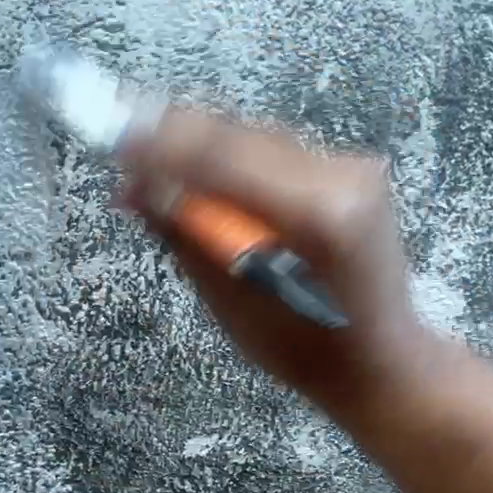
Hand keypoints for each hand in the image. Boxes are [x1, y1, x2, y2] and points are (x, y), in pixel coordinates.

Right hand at [119, 108, 435, 415]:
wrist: (379, 357)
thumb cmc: (303, 349)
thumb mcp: (232, 302)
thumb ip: (187, 236)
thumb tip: (133, 190)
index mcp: (315, 215)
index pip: (222, 157)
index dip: (161, 144)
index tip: (113, 139)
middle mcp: (340, 174)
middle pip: (238, 135)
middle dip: (173, 136)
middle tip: (120, 145)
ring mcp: (350, 166)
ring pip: (254, 136)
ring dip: (198, 144)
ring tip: (148, 163)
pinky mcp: (348, 169)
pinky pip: (272, 152)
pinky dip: (229, 158)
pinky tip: (197, 173)